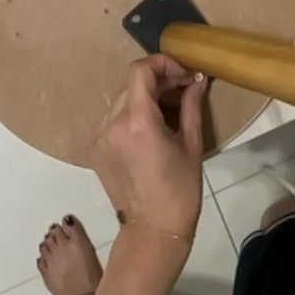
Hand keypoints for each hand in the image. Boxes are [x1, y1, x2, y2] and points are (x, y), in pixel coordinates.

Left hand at [90, 55, 207, 242]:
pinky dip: (133, 115)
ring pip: (122, 100)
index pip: (141, 70)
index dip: (164, 63)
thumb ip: (191, 106)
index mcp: (137, 121)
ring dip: (146, 97)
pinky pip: (114, 120)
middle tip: (184, 90)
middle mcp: (112, 124)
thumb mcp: (191, 144)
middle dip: (159, 81)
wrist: (154, 231)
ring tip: (171, 110)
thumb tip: (197, 80)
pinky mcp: (96, 150)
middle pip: (132, 84)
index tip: (185, 75)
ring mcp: (100, 137)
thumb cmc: (180, 190)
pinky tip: (153, 129)